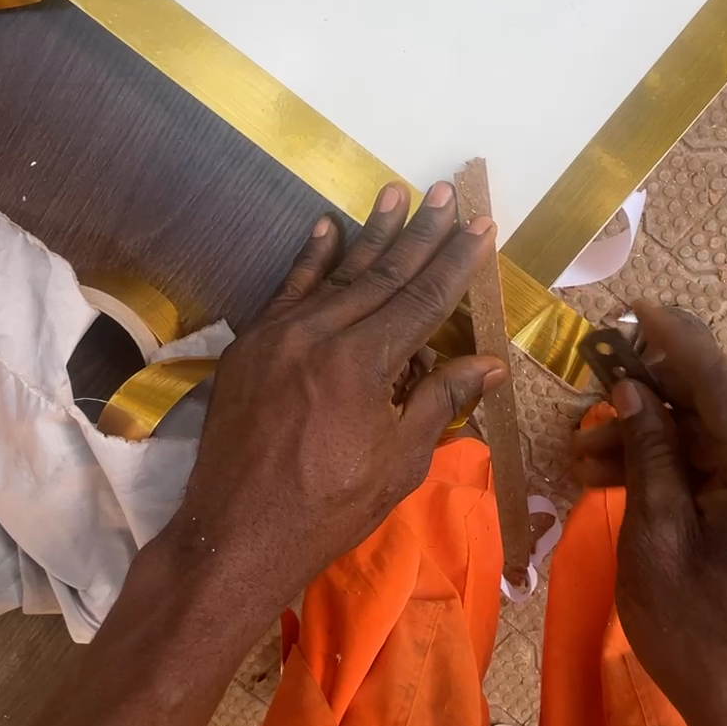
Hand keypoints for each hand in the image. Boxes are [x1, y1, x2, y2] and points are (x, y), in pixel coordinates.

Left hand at [168, 180, 506, 609]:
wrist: (236, 533)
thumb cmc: (330, 507)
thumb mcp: (400, 461)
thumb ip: (441, 400)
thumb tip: (490, 362)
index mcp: (362, 364)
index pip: (422, 299)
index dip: (455, 262)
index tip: (479, 224)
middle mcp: (320, 334)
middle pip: (383, 274)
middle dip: (420, 233)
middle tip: (444, 192)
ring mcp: (280, 334)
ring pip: (338, 273)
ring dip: (372, 232)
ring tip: (396, 191)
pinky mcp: (251, 343)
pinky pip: (287, 289)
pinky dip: (311, 256)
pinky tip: (327, 225)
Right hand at [572, 304, 726, 725]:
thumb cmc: (701, 640)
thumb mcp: (658, 542)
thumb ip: (650, 456)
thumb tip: (634, 391)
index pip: (725, 385)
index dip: (677, 342)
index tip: (638, 308)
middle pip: (725, 407)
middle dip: (655, 394)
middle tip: (598, 384)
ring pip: (721, 440)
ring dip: (659, 438)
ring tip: (586, 453)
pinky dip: (682, 468)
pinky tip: (625, 477)